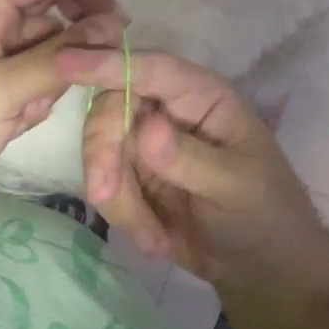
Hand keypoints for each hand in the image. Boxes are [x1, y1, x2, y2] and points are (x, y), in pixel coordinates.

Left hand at [0, 0, 122, 224]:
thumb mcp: (4, 91)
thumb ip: (60, 57)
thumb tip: (114, 26)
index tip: (115, 22)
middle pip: (51, 12)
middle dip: (69, 48)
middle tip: (78, 81)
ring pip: (49, 50)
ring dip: (50, 82)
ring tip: (23, 112)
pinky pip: (36, 79)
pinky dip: (36, 101)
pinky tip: (15, 124)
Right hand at [55, 46, 328, 303]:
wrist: (255, 265)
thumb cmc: (265, 214)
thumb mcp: (238, 187)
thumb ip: (191, 159)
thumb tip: (146, 128)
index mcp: (201, 97)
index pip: (150, 70)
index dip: (106, 63)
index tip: (64, 63)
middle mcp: (165, 111)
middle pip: (110, 110)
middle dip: (102, 153)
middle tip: (104, 195)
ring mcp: (142, 143)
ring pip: (99, 152)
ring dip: (117, 198)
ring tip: (153, 239)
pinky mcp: (127, 175)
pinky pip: (103, 185)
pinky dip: (122, 215)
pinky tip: (155, 240)